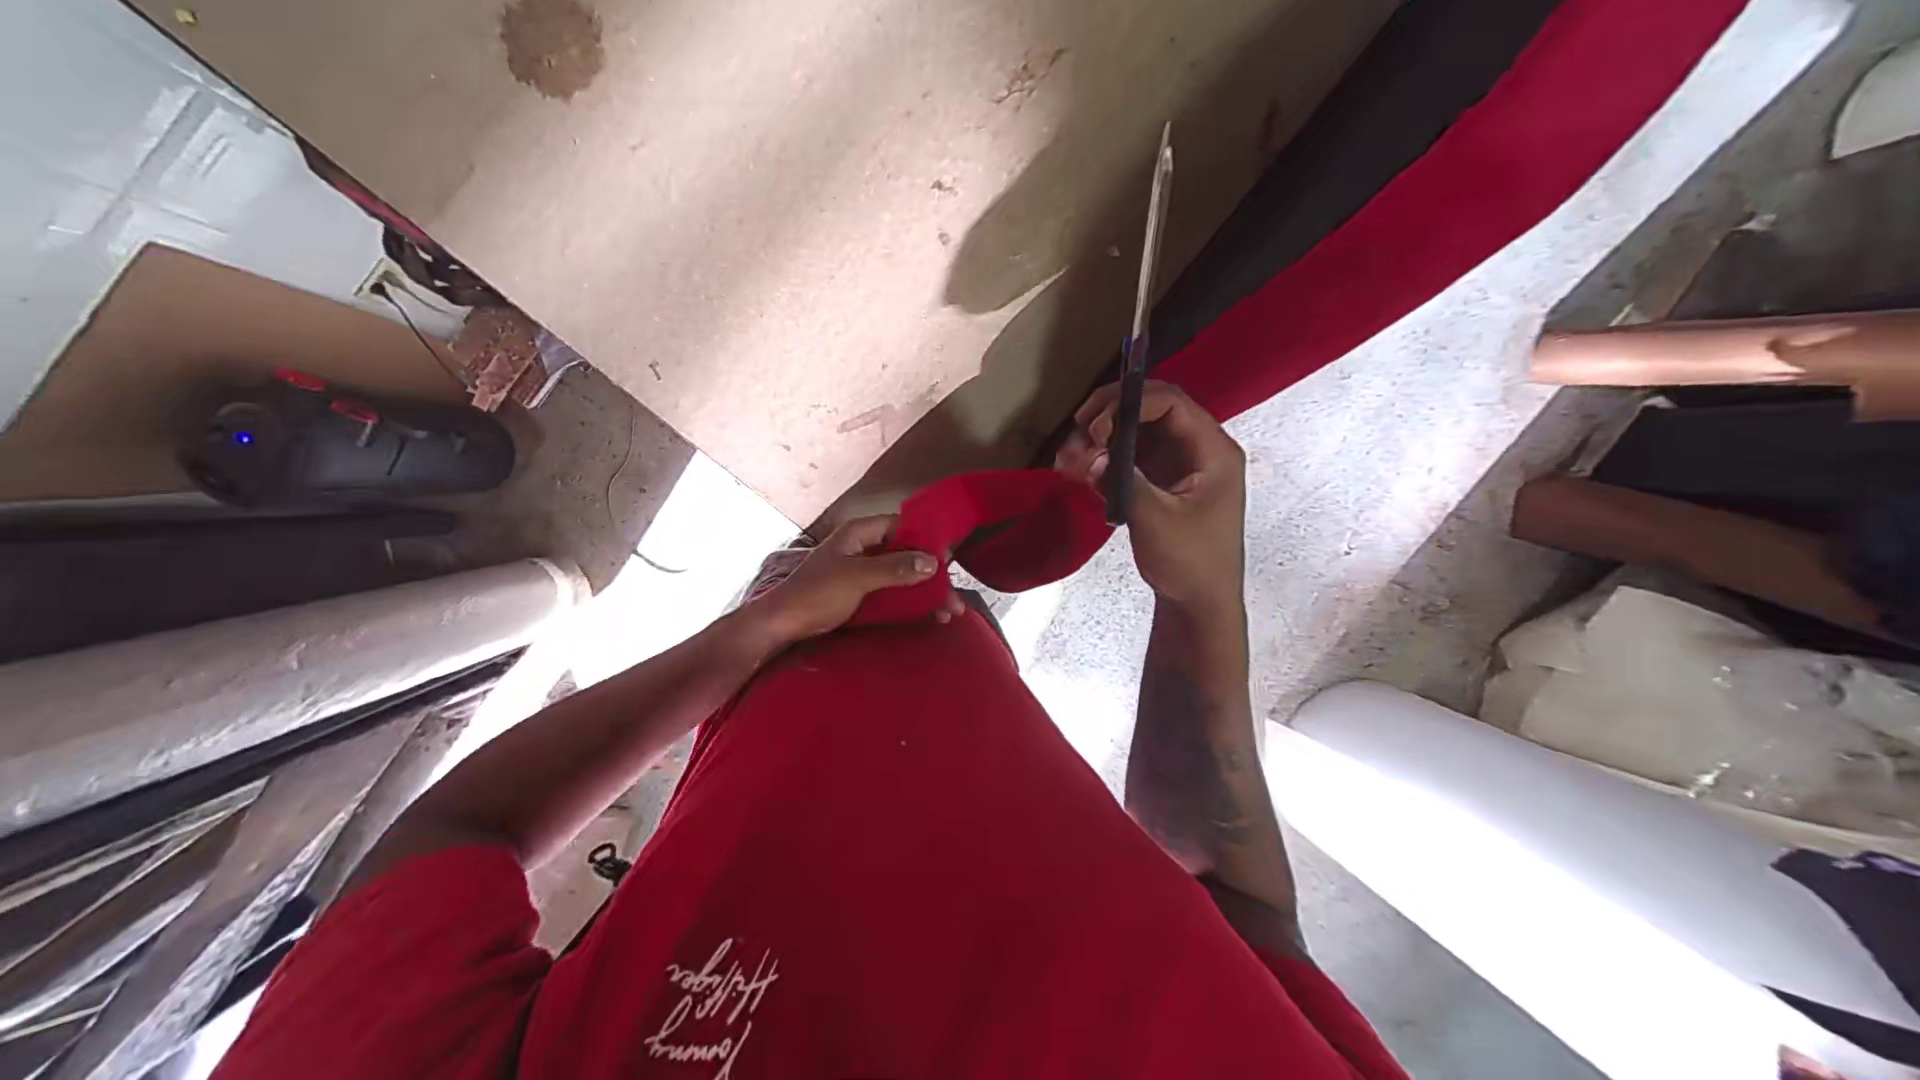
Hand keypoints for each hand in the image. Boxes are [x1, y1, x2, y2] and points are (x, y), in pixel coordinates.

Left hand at [745, 515, 964, 645]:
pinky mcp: (861, 595)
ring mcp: (863, 573)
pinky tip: (930, 615)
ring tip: (950, 612)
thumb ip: (894, 568)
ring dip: (926, 593)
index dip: (926, 540)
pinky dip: (912, 603)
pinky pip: (893, 594)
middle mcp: (863, 549)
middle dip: (932, 575)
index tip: (950, 559)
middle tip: (955, 597)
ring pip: (903, 577)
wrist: (781, 626)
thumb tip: (933, 562)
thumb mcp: (857, 578)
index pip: (901, 527)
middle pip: (906, 555)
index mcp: (859, 534)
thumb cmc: (814, 595)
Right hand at [1056, 380, 1246, 610]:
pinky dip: (1106, 458)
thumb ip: (1123, 481)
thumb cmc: (1190, 563)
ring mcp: (1179, 465)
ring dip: (1103, 437)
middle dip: (1111, 414)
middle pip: (1152, 409)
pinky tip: (1080, 470)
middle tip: (1079, 430)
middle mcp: (1198, 449)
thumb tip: (1089, 455)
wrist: (1200, 604)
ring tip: (1072, 457)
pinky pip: (1132, 456)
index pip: (1170, 403)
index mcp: (1213, 451)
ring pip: (1138, 431)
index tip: (1095, 425)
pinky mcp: (1162, 482)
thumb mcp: (1156, 520)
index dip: (1129, 402)